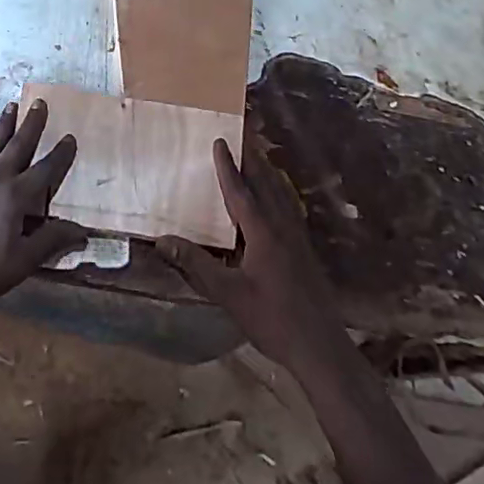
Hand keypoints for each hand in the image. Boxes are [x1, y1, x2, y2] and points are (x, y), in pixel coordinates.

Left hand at [0, 100, 87, 318]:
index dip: (60, 155)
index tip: (70, 137)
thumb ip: (51, 240)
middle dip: (31, 124)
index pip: (45, 170)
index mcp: (16, 197)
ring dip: (5, 124)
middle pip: (17, 145)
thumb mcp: (23, 260)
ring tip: (12, 106)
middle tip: (39, 103)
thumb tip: (81, 230)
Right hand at [155, 140, 338, 364]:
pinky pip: (287, 209)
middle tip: (242, 133)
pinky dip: (275, 192)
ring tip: (255, 156)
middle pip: (266, 184)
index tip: (220, 140)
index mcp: (264, 234)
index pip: (241, 191)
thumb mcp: (229, 294)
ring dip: (266, 172)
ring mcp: (298, 240)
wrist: (322, 350)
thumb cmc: (273, 320)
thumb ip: (196, 265)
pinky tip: (274, 199)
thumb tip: (161, 241)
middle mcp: (283, 229)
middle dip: (252, 157)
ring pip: (280, 195)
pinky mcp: (304, 252)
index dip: (227, 166)